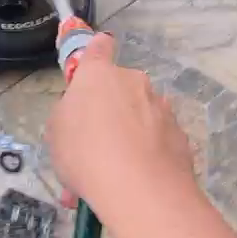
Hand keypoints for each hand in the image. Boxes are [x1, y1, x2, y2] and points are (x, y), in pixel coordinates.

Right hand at [46, 34, 198, 219]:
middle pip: (122, 88)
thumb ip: (69, 114)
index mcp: (98, 75)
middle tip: (97, 144)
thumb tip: (82, 115)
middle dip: (113, 110)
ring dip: (131, 136)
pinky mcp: (180, 135)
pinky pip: (158, 140)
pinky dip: (149, 155)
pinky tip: (137, 183)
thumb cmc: (85, 153)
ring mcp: (162, 108)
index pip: (99, 48)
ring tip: (115, 173)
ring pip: (142, 117)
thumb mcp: (56, 134)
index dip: (96, 51)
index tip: (96, 58)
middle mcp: (134, 82)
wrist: (140, 190)